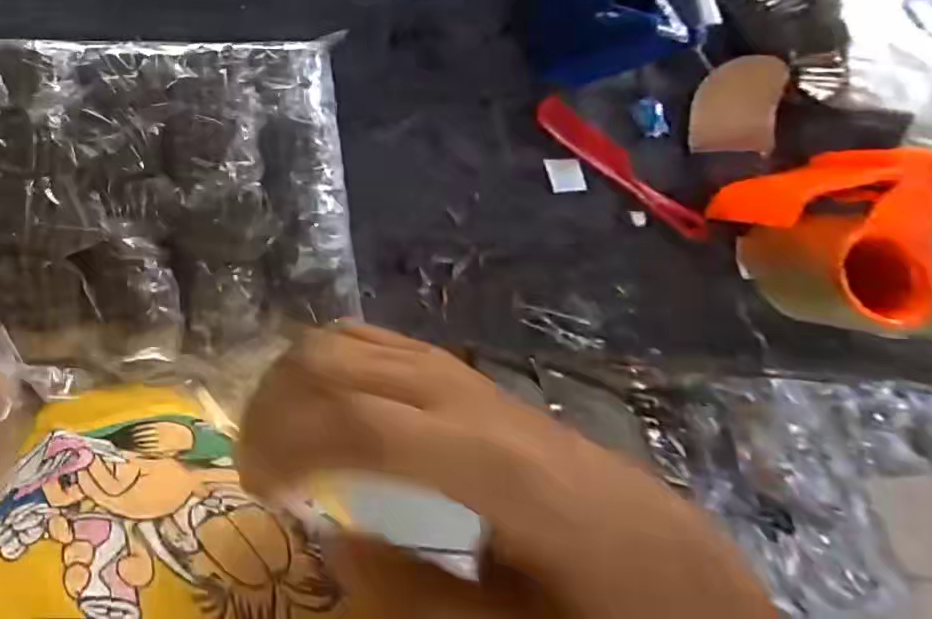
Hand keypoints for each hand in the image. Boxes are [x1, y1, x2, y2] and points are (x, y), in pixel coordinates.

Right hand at [238, 324, 773, 618]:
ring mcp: (458, 373)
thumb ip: (416, 599)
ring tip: (276, 435)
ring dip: (291, 377)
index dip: (288, 443)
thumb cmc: (607, 608)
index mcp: (485, 462)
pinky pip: (372, 340)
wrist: (677, 562)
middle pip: (334, 361)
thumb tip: (330, 545)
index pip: (356, 422)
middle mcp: (460, 395)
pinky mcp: (459, 371)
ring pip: (345, 339)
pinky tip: (317, 404)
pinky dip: (323, 360)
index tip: (258, 488)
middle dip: (274, 404)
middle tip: (254, 465)